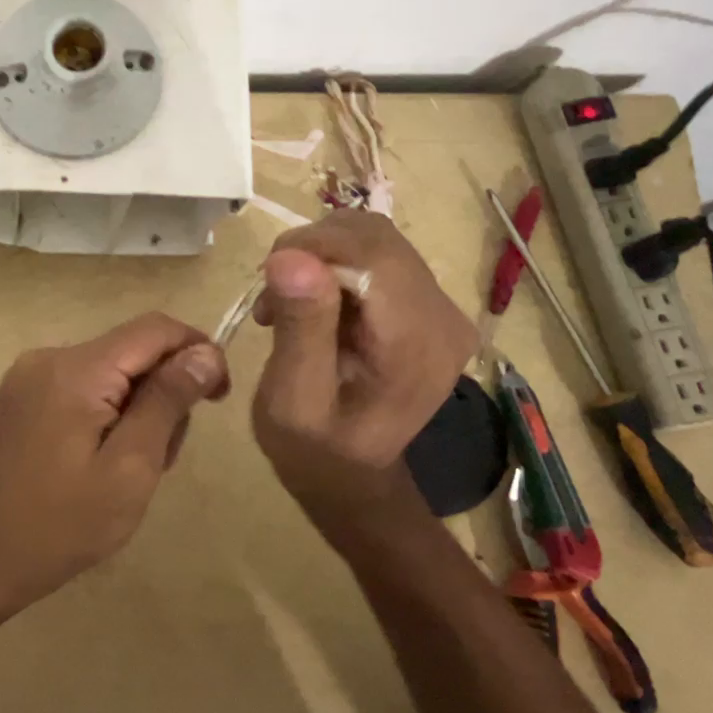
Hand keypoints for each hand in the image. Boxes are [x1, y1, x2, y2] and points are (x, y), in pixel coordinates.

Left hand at [0, 313, 229, 620]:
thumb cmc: (70, 523)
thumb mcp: (132, 467)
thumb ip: (167, 402)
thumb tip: (204, 352)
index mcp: (74, 370)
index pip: (153, 329)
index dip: (198, 350)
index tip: (218, 396)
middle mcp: (47, 357)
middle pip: (130, 349)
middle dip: (163, 391)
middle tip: (165, 454)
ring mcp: (28, 375)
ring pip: (109, 368)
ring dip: (136, 406)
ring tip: (132, 465)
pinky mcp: (22, 395)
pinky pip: (82, 384)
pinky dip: (107, 410)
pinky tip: (103, 456)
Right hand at [251, 210, 475, 515]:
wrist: (348, 473)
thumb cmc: (313, 447)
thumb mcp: (293, 400)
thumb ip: (300, 328)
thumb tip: (288, 256)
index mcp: (418, 343)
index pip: (375, 255)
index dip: (315, 247)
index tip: (267, 276)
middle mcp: (445, 316)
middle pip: (377, 239)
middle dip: (313, 251)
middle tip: (270, 295)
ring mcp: (441, 309)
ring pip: (375, 241)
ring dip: (319, 258)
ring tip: (284, 303)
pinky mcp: (426, 305)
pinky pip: (377, 259)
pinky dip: (332, 267)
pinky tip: (308, 304)